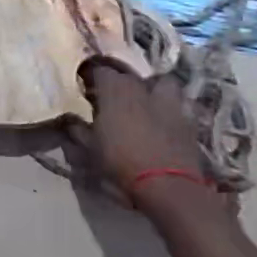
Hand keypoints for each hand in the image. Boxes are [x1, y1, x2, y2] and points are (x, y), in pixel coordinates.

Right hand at [80, 63, 228, 218]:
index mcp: (115, 90)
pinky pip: (176, 105)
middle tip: (111, 96)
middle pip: (129, 75)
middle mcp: (142, 89)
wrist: (168, 186)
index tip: (84, 87)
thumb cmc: (120, 163)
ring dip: (152, 88)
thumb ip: (78, 130)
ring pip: (161, 83)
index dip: (91, 77)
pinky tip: (162, 121)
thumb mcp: (90, 149)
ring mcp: (169, 102)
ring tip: (144, 101)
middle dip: (119, 82)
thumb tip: (69, 120)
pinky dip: (168, 109)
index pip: (100, 70)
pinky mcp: (188, 120)